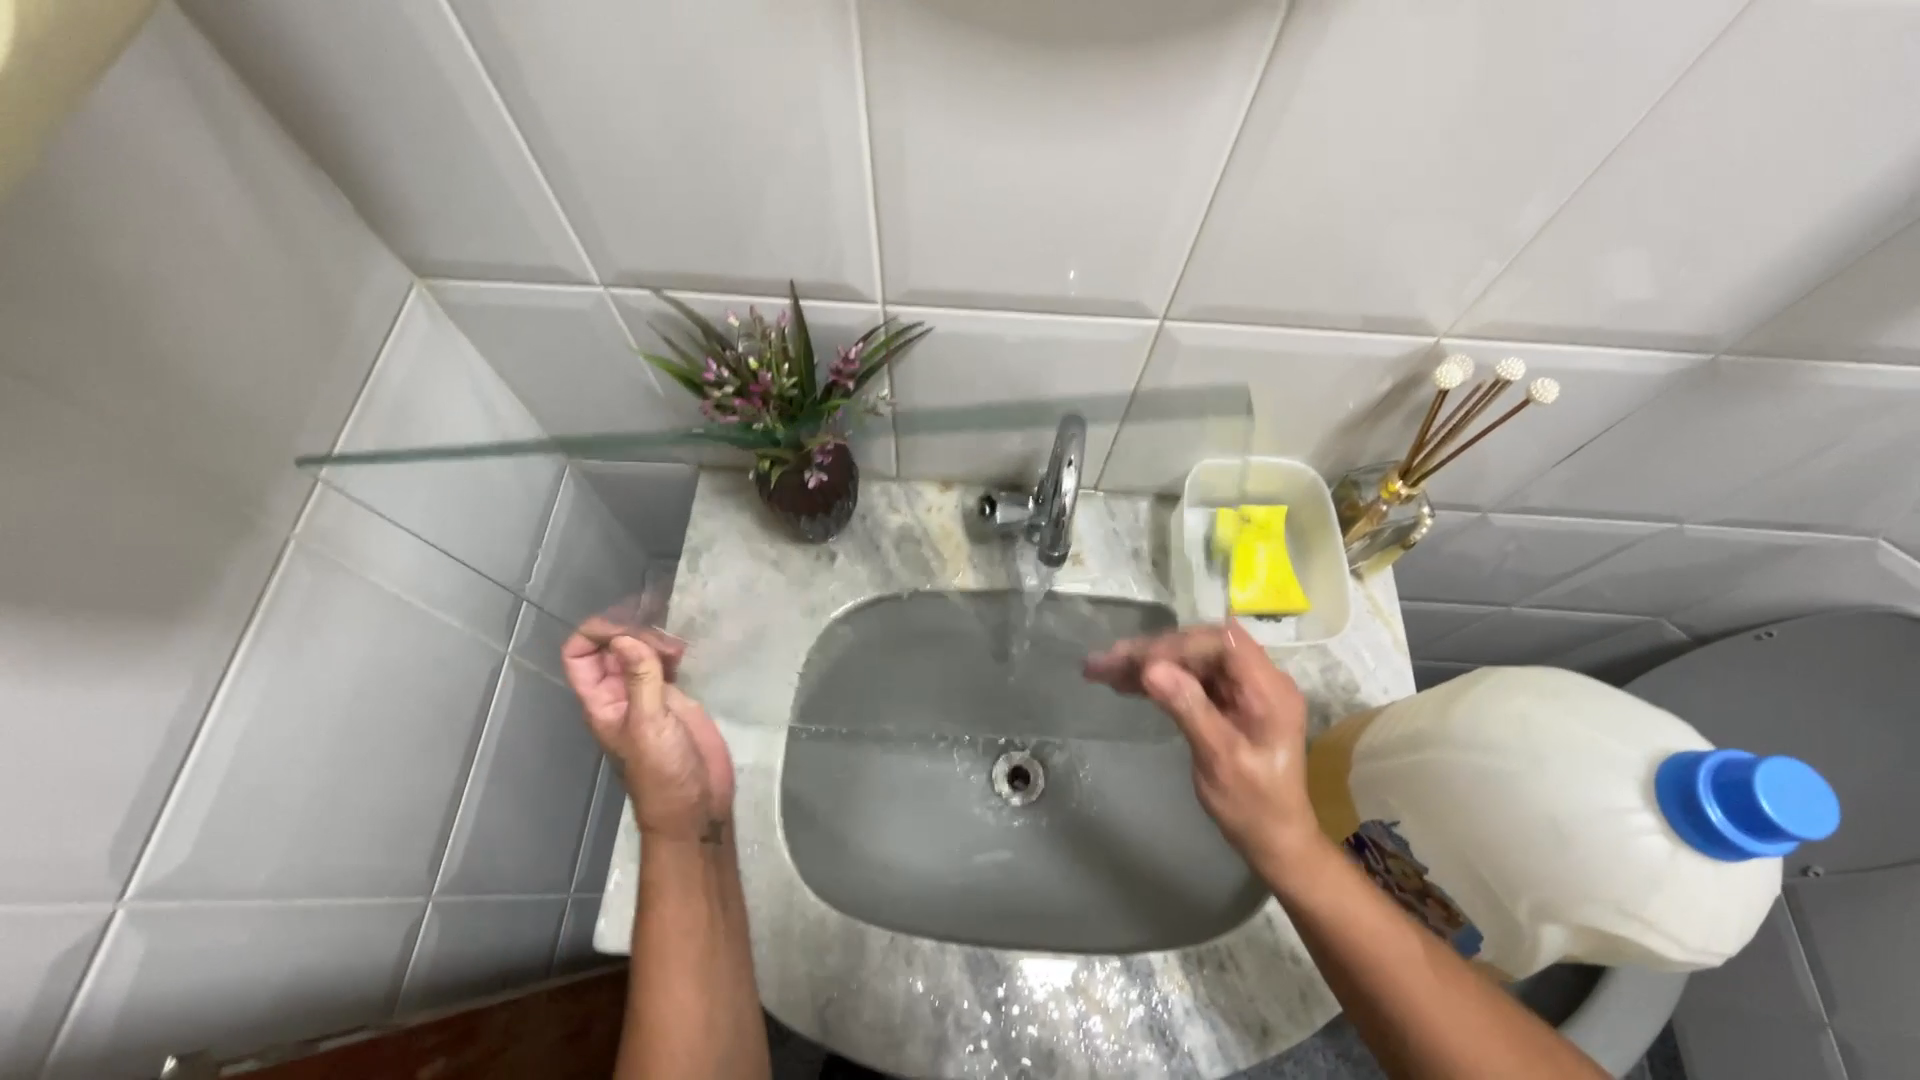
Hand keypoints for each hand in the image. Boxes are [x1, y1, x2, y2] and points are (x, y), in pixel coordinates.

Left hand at [563, 619, 734, 845]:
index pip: (580, 656)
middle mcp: (620, 695)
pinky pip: (665, 666)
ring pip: (639, 653)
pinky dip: (672, 652)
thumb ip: (640, 679)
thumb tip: (625, 637)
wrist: (696, 806)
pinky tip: (685, 653)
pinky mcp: (675, 700)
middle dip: (631, 632)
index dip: (595, 634)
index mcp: (602, 703)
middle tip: (660, 639)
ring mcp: (648, 696)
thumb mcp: (649, 724)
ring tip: (677, 647)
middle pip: (611, 648)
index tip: (626, 626)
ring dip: (653, 640)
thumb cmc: (664, 773)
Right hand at [1085, 619, 1322, 872]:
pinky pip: (1190, 678)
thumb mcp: (1219, 760)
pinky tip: (1125, 684)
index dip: (1179, 645)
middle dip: (1154, 651)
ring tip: (1104, 670)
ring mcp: (1243, 690)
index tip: (1139, 663)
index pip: (1224, 643)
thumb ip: (1188, 709)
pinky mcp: (1227, 702)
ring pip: (1191, 660)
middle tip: (1107, 663)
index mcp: (1270, 690)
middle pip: (1203, 646)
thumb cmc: (1253, 805)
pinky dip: (1158, 679)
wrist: (1274, 839)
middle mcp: (1260, 680)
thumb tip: (1150, 669)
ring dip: (1148, 663)